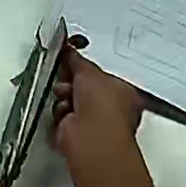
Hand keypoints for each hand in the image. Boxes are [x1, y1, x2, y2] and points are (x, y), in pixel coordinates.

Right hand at [52, 45, 144, 159]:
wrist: (90, 135)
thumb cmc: (103, 106)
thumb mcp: (88, 71)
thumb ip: (77, 60)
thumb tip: (69, 51)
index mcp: (124, 93)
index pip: (102, 76)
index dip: (85, 68)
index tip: (71, 60)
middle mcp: (112, 110)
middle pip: (85, 89)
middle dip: (72, 82)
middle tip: (66, 77)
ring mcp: (95, 123)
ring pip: (72, 101)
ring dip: (65, 95)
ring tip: (65, 94)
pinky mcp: (78, 134)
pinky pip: (64, 115)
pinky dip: (61, 111)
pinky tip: (64, 111)